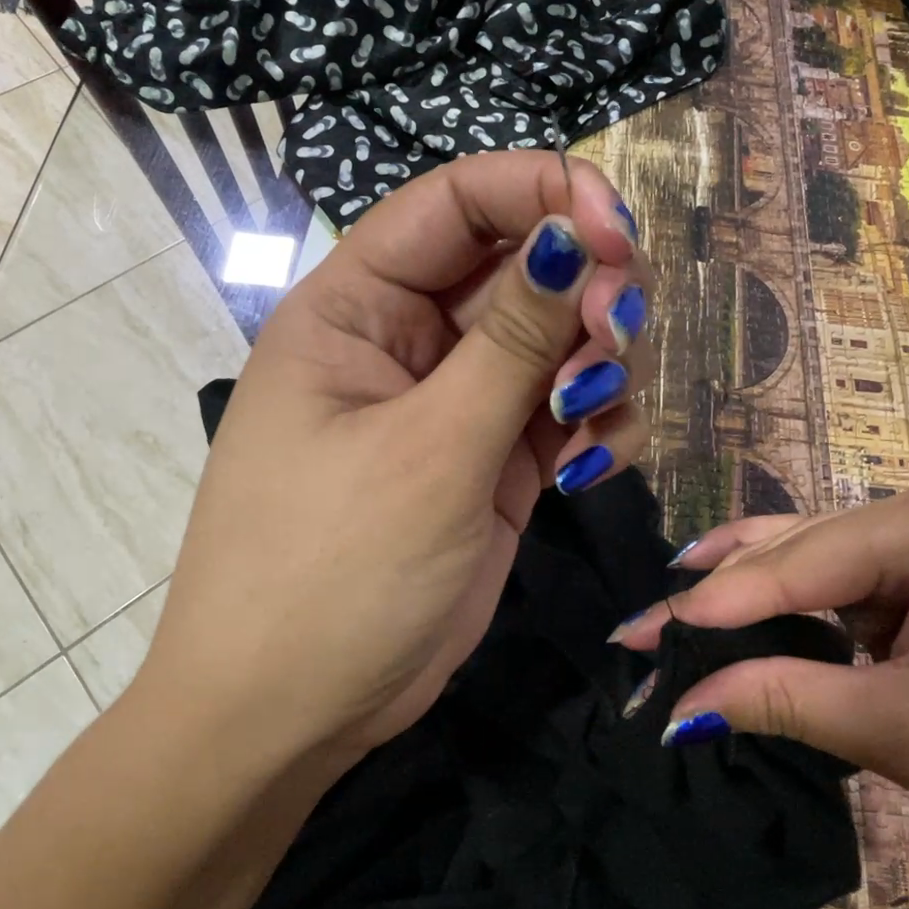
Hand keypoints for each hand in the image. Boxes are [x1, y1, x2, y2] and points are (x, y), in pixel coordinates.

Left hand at [138, 150, 654, 760]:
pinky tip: (595, 463)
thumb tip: (573, 234)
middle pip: (518, 267)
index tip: (620, 232)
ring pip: (552, 339)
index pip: (454, 202)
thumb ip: (511, 343)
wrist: (288, 715)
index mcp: (354, 307)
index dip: (541, 193)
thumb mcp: (429, 450)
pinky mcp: (489, 463)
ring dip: (596, 359)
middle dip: (583, 288)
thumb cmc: (329, 571)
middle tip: (616, 339)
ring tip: (591, 415)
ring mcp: (453, 404)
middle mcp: (406, 340)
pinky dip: (594, 421)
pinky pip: (560, 411)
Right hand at [611, 483, 908, 857]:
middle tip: (641, 627)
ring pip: (806, 558)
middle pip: (796, 549)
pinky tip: (732, 603)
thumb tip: (680, 704)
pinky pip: (830, 583)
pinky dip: (780, 604)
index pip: (803, 562)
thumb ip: (788, 701)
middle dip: (722, 592)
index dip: (721, 603)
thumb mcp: (906, 729)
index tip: (645, 634)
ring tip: (672, 597)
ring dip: (742, 587)